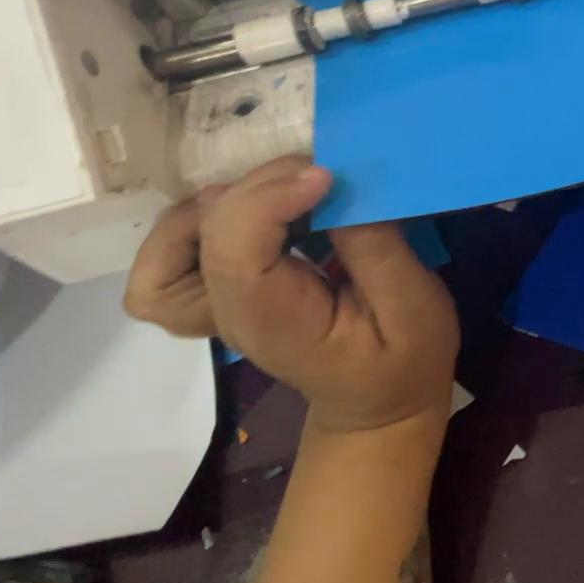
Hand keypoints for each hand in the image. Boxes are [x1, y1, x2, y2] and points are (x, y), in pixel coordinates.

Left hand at [124, 156, 459, 433]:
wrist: (378, 405)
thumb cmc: (404, 362)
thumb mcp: (415, 311)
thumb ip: (377, 251)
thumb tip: (343, 192)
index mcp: (274, 322)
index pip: (233, 251)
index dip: (268, 200)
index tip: (327, 177)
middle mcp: (229, 311)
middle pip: (205, 233)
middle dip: (262, 188)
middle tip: (324, 180)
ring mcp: (219, 304)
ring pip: (168, 244)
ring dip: (223, 201)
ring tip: (286, 191)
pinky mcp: (226, 290)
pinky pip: (177, 253)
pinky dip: (207, 218)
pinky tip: (261, 208)